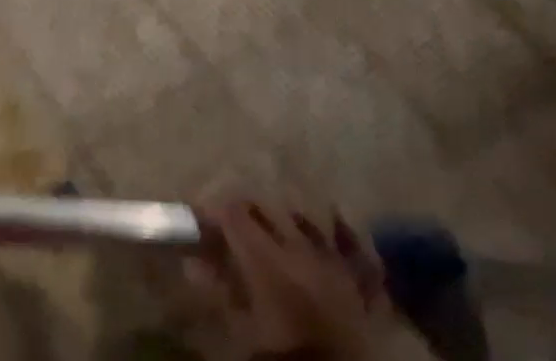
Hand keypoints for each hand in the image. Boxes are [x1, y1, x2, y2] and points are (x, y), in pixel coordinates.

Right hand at [187, 201, 385, 360]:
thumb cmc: (280, 349)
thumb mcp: (239, 324)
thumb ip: (215, 288)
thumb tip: (192, 262)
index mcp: (264, 256)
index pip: (233, 213)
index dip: (214, 209)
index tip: (202, 218)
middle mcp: (299, 248)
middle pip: (268, 211)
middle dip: (246, 209)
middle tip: (231, 220)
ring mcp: (335, 263)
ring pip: (309, 222)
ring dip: (288, 217)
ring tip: (276, 219)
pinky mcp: (363, 284)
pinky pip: (359, 250)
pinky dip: (347, 233)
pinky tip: (337, 220)